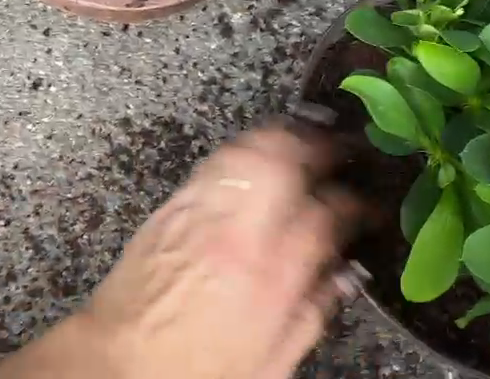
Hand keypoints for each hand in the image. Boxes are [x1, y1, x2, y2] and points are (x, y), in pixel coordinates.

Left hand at [0, 125, 362, 378]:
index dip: (354, 204)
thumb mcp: (272, 359)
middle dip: (320, 147)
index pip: (324, 219)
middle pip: (285, 165)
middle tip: (342, 146)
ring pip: (250, 151)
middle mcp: (236, 233)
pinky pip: (218, 158)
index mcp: (269, 278)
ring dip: (283, 136)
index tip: (367, 203)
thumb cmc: (197, 368)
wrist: (122, 357)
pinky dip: (246, 146)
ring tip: (307, 133)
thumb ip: (313, 310)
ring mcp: (202, 210)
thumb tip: (343, 274)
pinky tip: (260, 147)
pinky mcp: (175, 201)